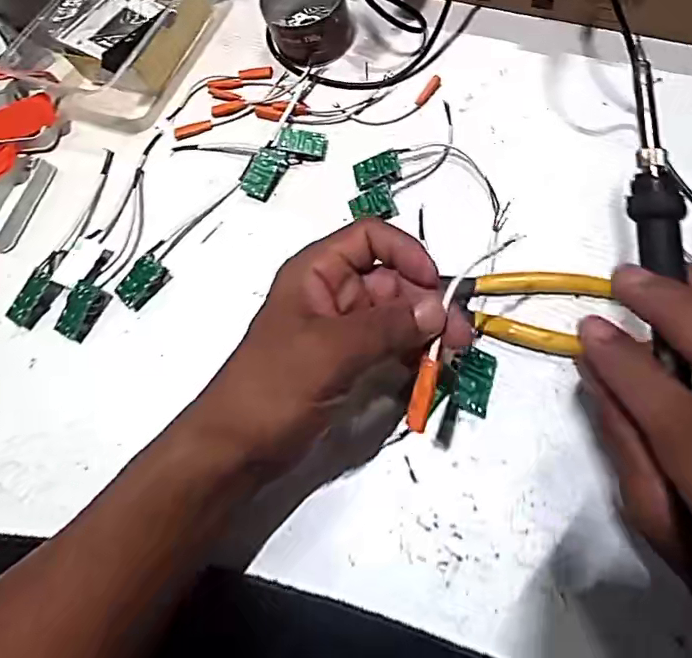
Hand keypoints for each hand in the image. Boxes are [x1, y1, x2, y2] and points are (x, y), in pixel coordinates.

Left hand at [186, 219, 472, 475]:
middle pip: (391, 278)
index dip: (405, 252)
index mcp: (317, 271)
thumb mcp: (331, 351)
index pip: (370, 238)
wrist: (233, 452)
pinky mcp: (348, 360)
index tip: (433, 283)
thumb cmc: (272, 389)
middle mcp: (332, 292)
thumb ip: (387, 327)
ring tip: (450, 354)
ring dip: (424, 330)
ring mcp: (341, 328)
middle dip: (425, 302)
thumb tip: (437, 309)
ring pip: (395, 314)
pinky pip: (389, 345)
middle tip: (458, 334)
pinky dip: (411, 353)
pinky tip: (429, 369)